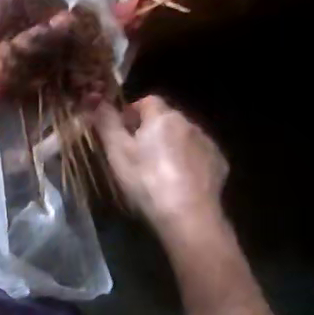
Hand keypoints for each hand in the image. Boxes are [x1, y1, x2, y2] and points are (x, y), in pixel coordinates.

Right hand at [94, 95, 227, 235]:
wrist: (186, 214)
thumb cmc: (145, 180)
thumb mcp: (117, 152)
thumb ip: (106, 123)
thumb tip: (95, 100)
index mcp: (163, 117)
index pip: (147, 101)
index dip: (131, 113)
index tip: (121, 132)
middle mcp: (189, 123)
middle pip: (166, 119)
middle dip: (150, 130)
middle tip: (135, 155)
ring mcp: (207, 143)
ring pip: (183, 137)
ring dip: (170, 145)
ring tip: (156, 171)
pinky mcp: (218, 163)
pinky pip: (198, 155)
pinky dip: (187, 161)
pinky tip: (177, 181)